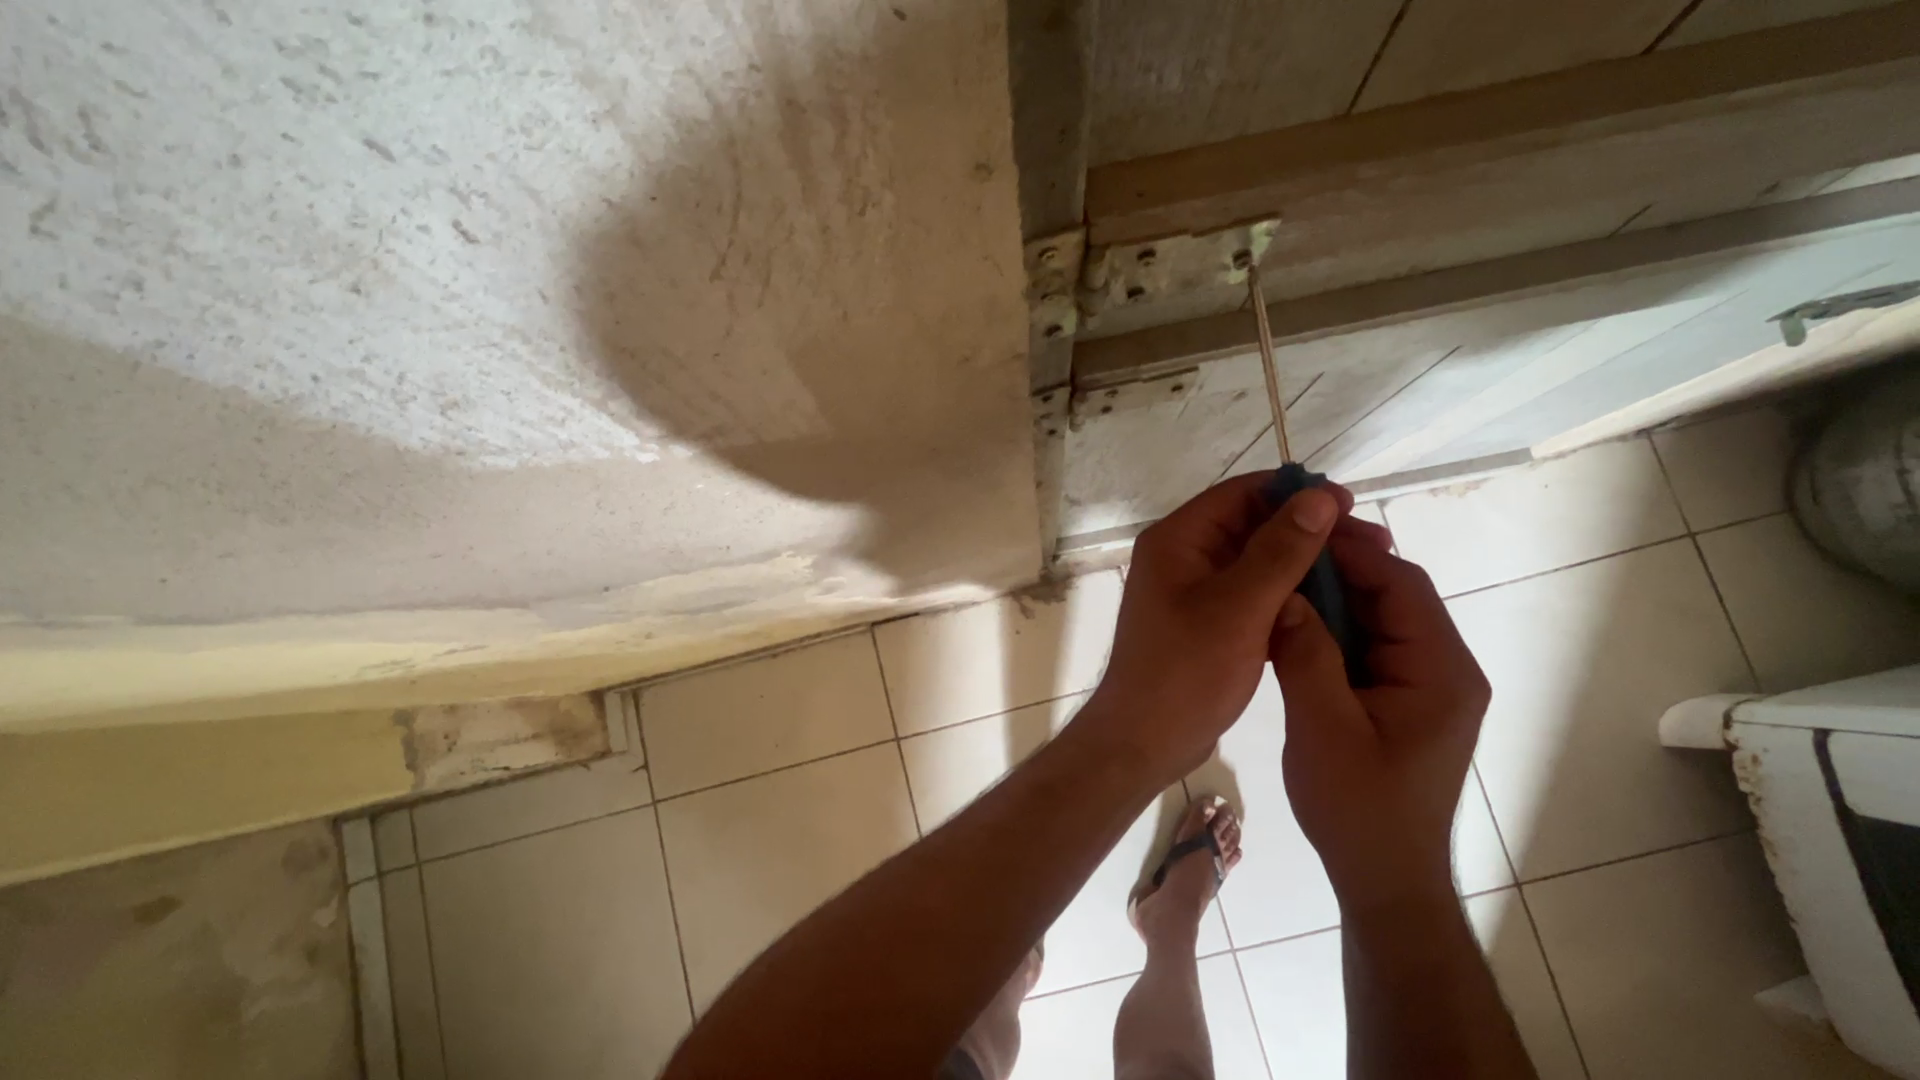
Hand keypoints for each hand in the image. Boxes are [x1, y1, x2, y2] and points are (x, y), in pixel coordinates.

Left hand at [1076, 473, 1353, 787]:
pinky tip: (1334, 606)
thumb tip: (1319, 497)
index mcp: (1178, 540)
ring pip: (1258, 562)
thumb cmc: (1186, 671)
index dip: (1296, 494)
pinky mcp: (1208, 623)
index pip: (1241, 494)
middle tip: (1374, 544)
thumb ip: (1281, 550)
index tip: (1351, 506)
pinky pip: (1254, 595)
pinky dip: (1290, 596)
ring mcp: (1194, 591)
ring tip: (1365, 572)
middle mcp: (1183, 557)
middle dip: (1310, 531)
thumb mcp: (1239, 606)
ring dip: (1305, 565)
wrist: (1145, 740)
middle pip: (1253, 525)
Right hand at [1273, 526, 1490, 908]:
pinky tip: (1292, 621)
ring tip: (1279, 575)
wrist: (1384, 878)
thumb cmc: (1359, 808)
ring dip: (1333, 598)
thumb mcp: (1323, 728)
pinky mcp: (1400, 701)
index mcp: (1441, 672)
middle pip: (1394, 597)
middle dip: (1341, 569)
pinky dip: (1332, 630)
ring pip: (1378, 620)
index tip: (1301, 526)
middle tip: (1282, 545)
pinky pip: (1368, 648)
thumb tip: (1283, 594)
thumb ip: (1306, 655)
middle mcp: (1443, 670)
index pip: (1402, 586)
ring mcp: (1423, 686)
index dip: (1353, 551)